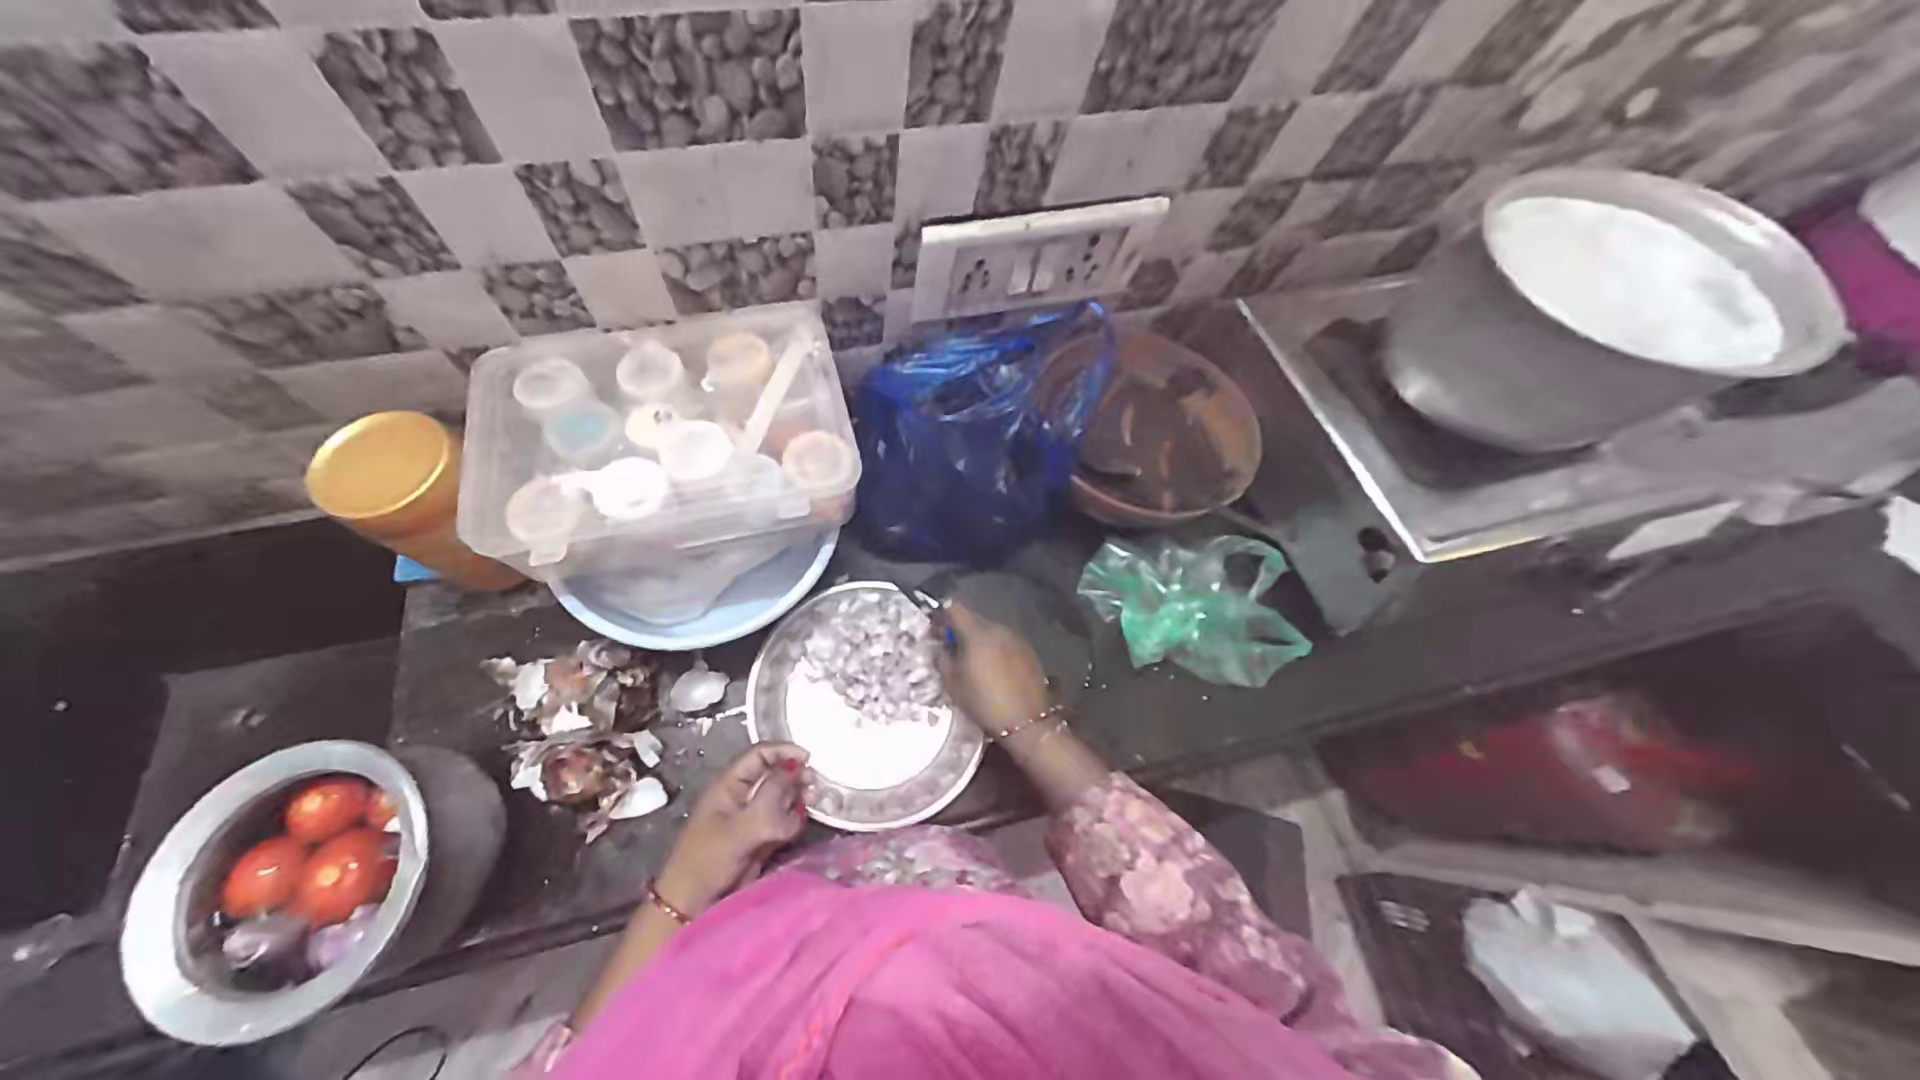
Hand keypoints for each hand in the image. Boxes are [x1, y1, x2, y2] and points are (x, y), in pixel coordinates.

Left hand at [655, 742, 810, 916]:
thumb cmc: (707, 861)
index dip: (783, 751)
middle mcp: (744, 796)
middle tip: (812, 784)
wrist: (693, 907)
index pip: (760, 755)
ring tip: (809, 804)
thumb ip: (770, 797)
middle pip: (775, 773)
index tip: (808, 758)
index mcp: (730, 785)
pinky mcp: (763, 837)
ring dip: (797, 798)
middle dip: (794, 775)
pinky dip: (793, 821)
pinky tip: (795, 827)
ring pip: (783, 796)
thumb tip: (796, 769)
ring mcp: (754, 817)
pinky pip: (785, 820)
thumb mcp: (739, 828)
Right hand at [936, 602, 1049, 736]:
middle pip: (974, 618)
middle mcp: (998, 628)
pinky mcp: (1029, 650)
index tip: (938, 633)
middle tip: (954, 651)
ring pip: (991, 630)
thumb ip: (942, 658)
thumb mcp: (952, 683)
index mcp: (977, 632)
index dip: (942, 617)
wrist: (1026, 721)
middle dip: (961, 630)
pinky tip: (996, 669)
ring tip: (976, 663)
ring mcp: (1016, 638)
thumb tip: (941, 646)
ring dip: (980, 640)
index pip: (954, 608)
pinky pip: (1006, 641)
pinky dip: (997, 649)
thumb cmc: (983, 702)